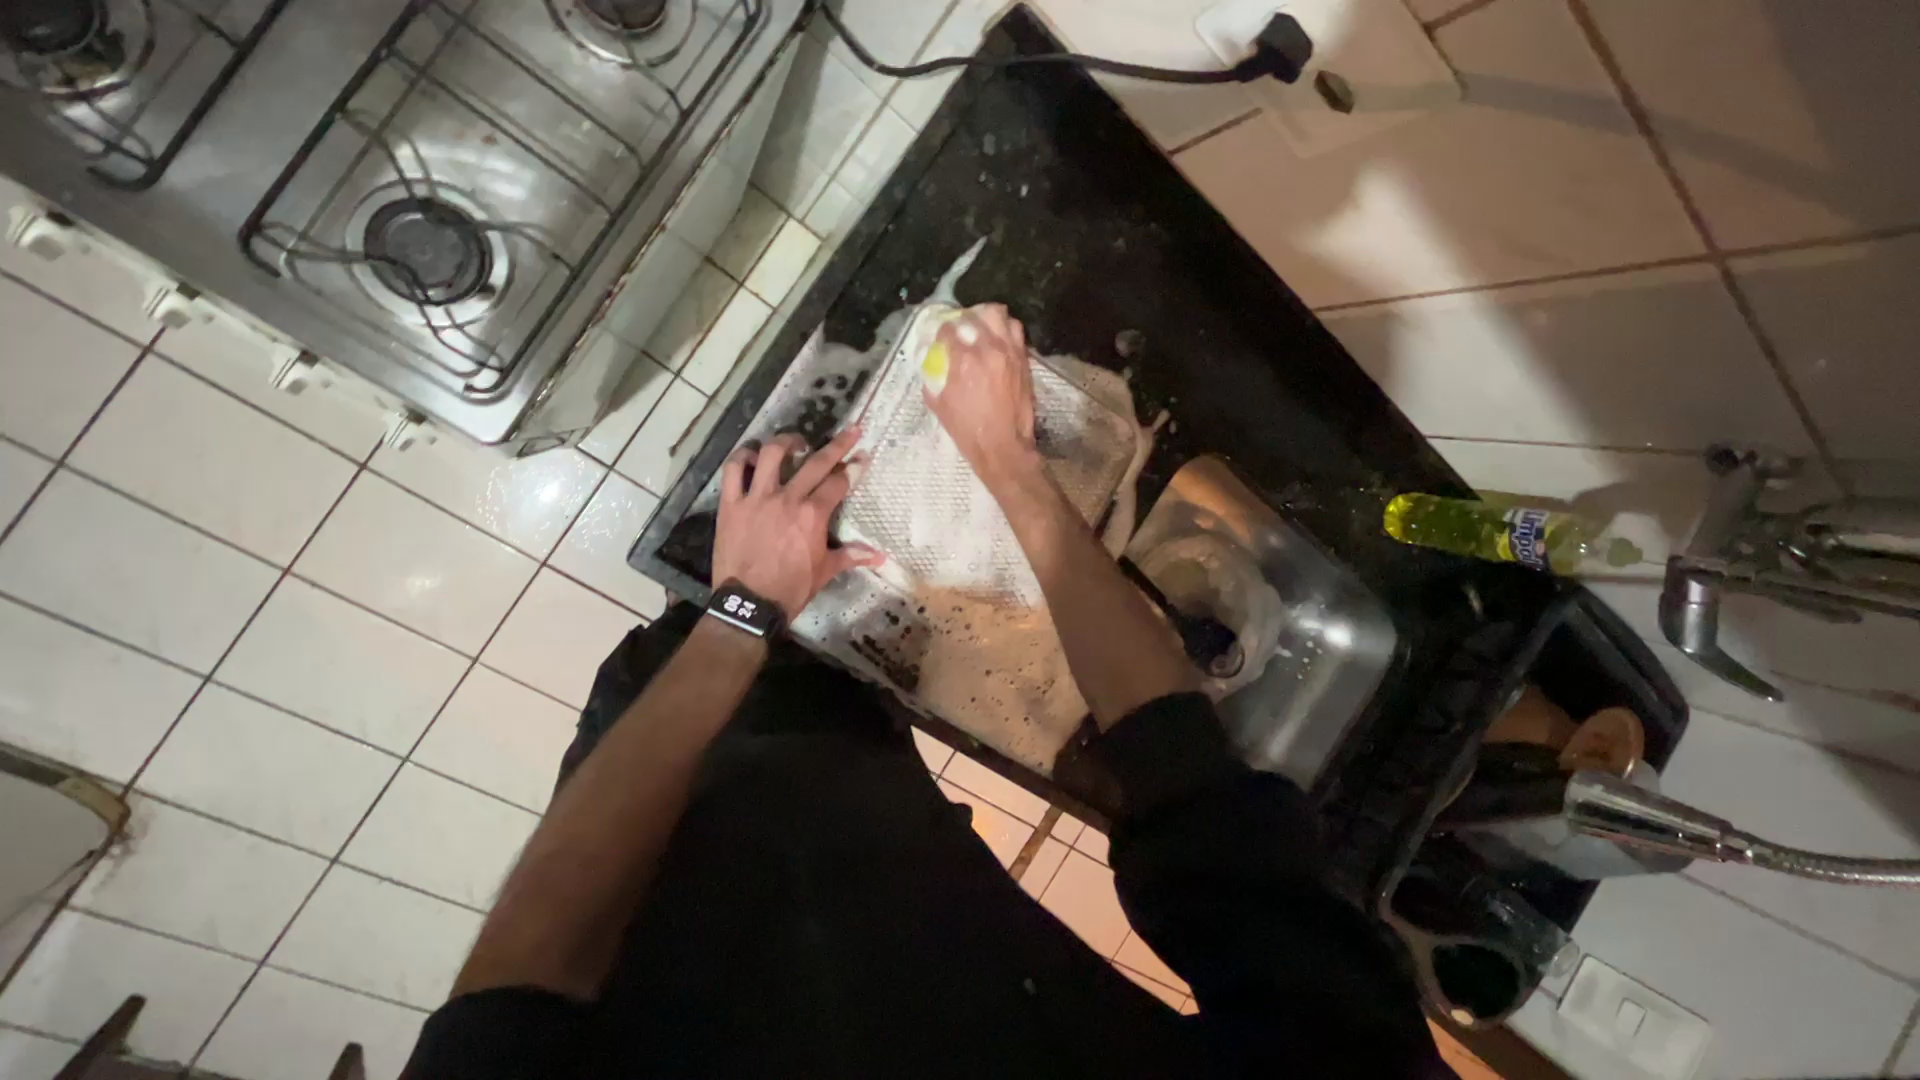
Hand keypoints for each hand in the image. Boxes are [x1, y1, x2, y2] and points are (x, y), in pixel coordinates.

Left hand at [712, 427, 884, 619]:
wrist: (749, 604)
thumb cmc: (791, 588)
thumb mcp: (824, 571)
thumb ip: (850, 556)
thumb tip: (880, 556)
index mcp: (812, 515)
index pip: (838, 483)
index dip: (853, 468)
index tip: (862, 456)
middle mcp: (787, 498)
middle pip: (815, 462)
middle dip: (837, 445)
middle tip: (850, 432)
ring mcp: (756, 498)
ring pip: (771, 454)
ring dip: (786, 442)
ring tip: (796, 442)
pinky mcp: (732, 504)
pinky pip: (734, 470)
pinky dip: (742, 457)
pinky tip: (751, 455)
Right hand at [924, 304, 1040, 489]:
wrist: (1003, 446)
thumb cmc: (968, 430)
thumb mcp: (940, 405)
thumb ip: (932, 379)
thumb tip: (930, 365)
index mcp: (964, 360)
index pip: (949, 329)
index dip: (941, 330)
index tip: (940, 336)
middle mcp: (988, 349)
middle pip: (975, 314)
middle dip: (963, 317)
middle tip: (960, 327)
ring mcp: (1009, 352)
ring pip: (1000, 315)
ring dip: (988, 317)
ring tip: (982, 326)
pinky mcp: (1023, 360)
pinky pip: (1016, 332)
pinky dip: (1005, 330)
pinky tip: (998, 340)